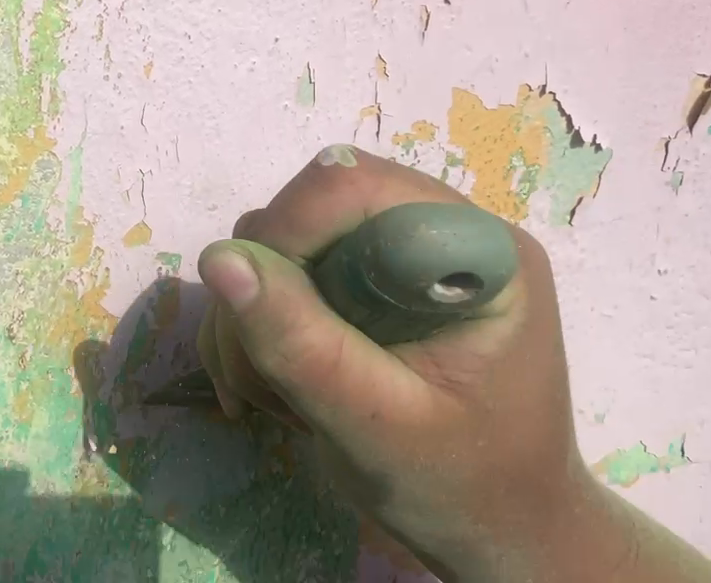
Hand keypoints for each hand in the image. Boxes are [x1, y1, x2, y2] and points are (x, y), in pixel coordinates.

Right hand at [193, 146, 610, 580]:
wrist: (493, 527)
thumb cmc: (462, 485)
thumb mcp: (379, 428)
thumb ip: (302, 346)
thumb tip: (217, 260)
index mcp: (476, 252)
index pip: (355, 184)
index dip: (292, 232)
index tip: (262, 314)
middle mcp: (428, 230)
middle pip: (304, 209)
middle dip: (264, 289)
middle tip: (267, 374)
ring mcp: (386, 251)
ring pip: (273, 238)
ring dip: (249, 318)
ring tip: (278, 399)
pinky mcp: (354, 275)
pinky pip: (269, 269)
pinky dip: (249, 327)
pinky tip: (276, 387)